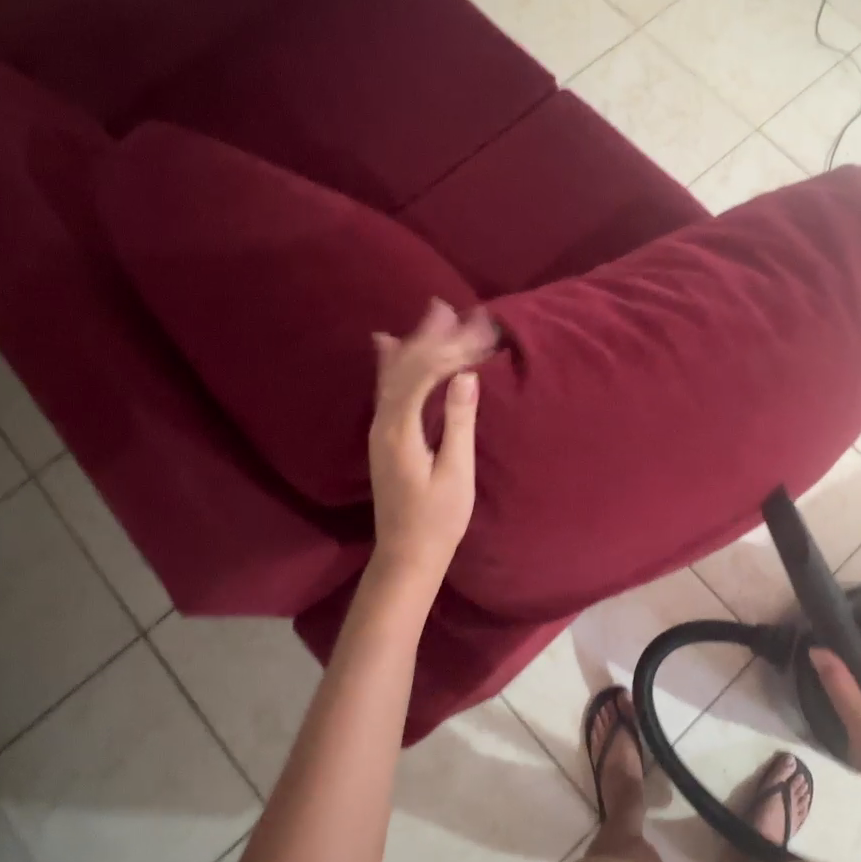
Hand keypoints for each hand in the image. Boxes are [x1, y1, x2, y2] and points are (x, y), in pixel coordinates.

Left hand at [368, 300, 496, 579]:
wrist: (406, 554)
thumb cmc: (438, 519)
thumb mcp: (456, 473)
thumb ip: (458, 423)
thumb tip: (466, 377)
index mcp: (401, 430)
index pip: (425, 374)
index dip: (452, 349)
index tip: (479, 331)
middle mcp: (383, 423)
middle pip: (407, 366)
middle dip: (434, 336)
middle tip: (457, 307)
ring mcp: (380, 429)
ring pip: (395, 373)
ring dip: (416, 341)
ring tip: (433, 312)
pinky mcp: (385, 436)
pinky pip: (387, 388)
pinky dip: (392, 362)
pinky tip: (387, 343)